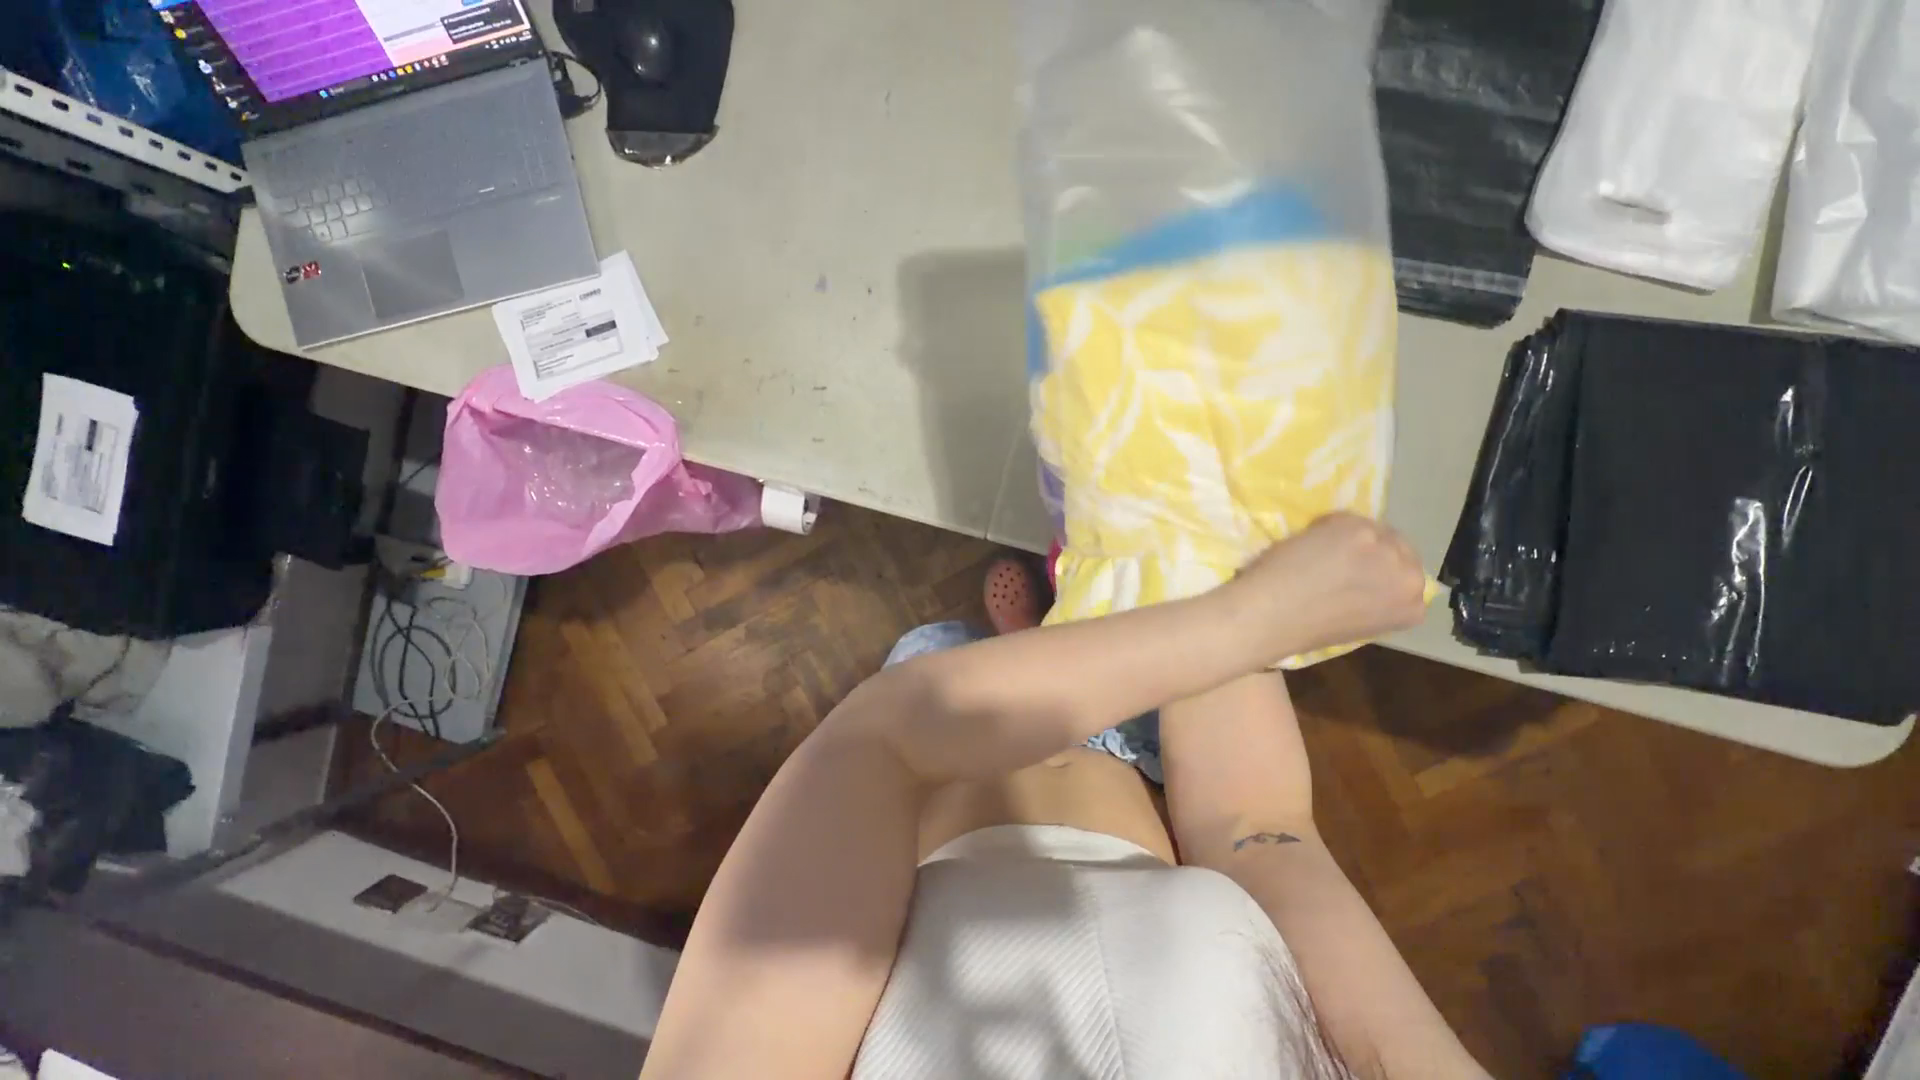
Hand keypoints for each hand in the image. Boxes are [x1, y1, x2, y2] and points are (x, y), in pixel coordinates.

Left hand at [1223, 512, 1428, 663]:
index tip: (1360, 570)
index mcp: (1411, 607)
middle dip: (1372, 549)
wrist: (1275, 615)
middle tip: (1341, 554)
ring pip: (1373, 530)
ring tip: (1321, 550)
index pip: (1407, 575)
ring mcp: (1387, 550)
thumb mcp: (1359, 622)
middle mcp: (1410, 578)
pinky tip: (1308, 542)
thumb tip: (1368, 575)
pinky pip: (1345, 518)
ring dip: (1351, 536)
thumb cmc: (1306, 629)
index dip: (1381, 568)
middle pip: (1397, 548)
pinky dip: (1326, 525)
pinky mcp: (1359, 529)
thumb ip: (1374, 597)